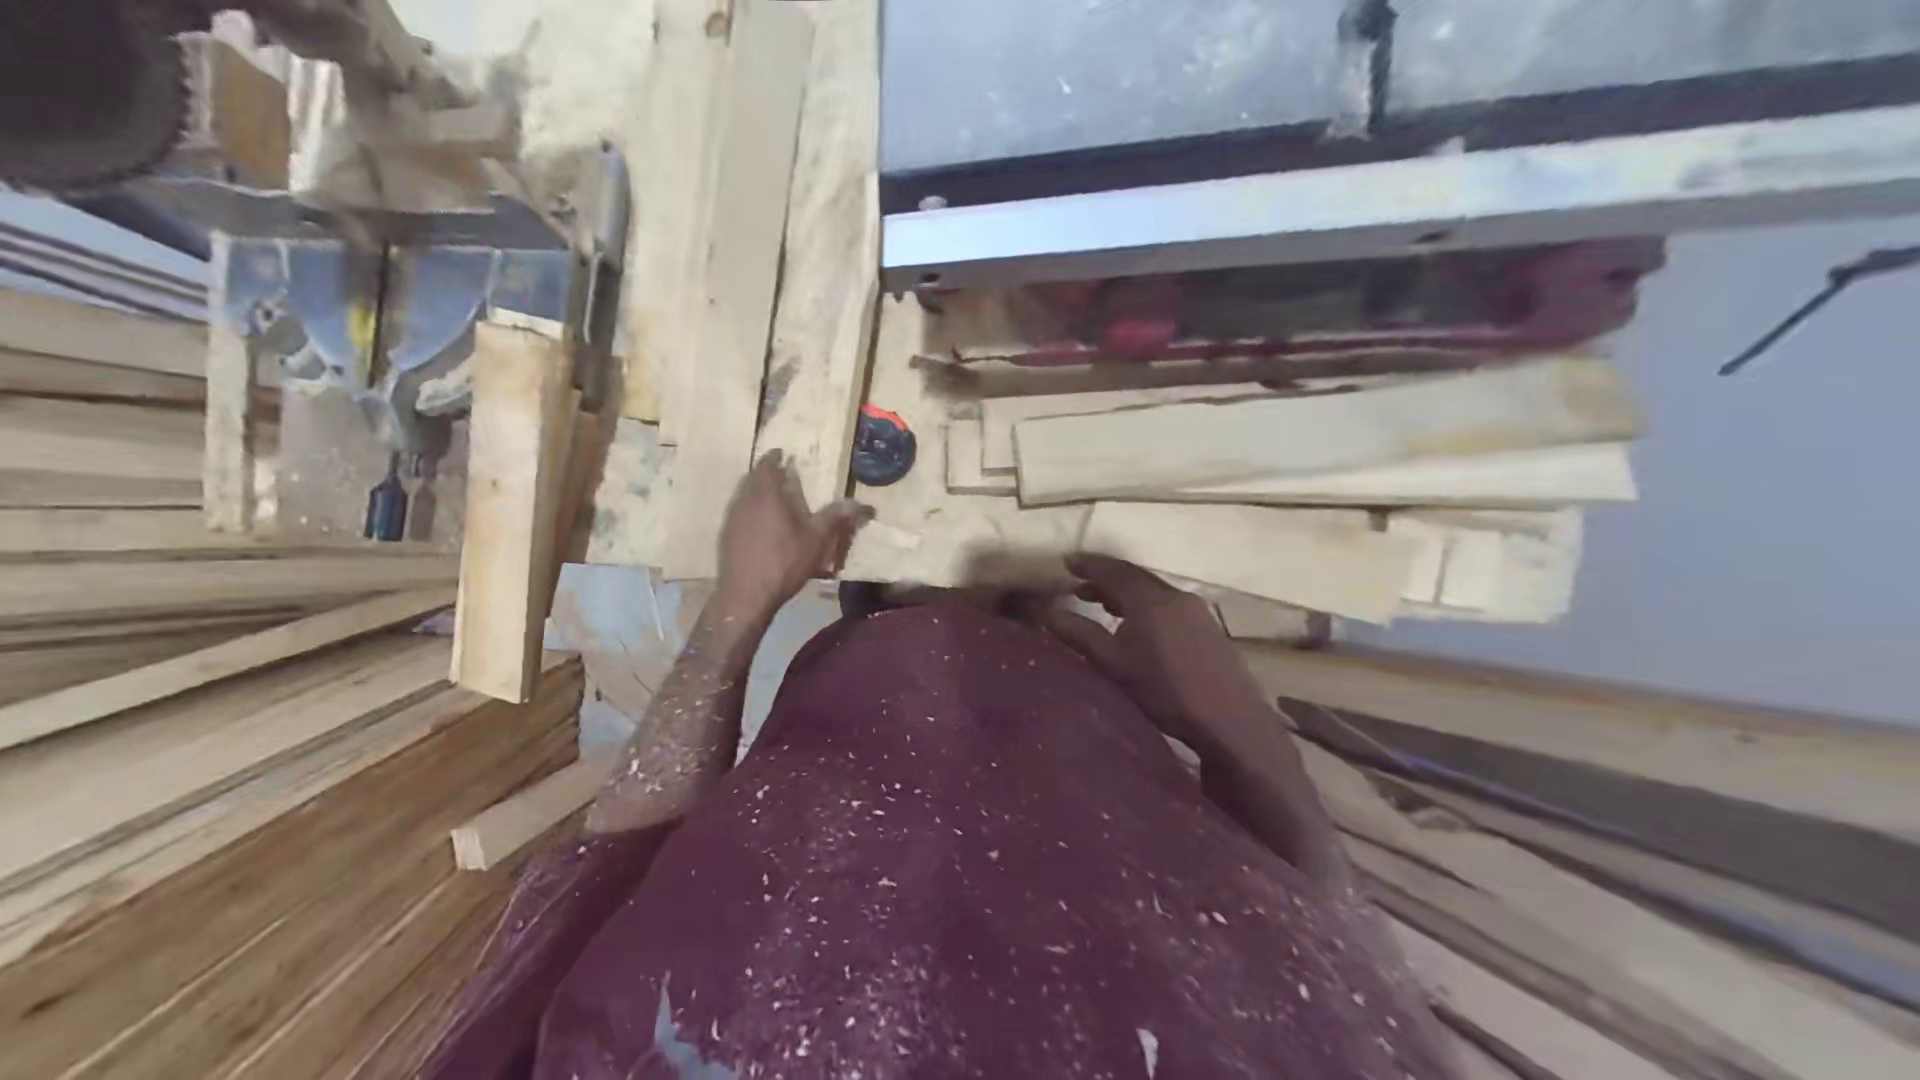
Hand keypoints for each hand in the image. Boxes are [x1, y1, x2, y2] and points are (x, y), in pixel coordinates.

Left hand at [714, 451, 870, 623]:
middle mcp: (744, 501)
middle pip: (753, 479)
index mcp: (765, 494)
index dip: (775, 457)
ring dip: (760, 496)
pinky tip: (765, 529)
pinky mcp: (726, 537)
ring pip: (745, 497)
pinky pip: (741, 515)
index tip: (785, 455)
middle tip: (785, 479)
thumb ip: (837, 517)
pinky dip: (753, 514)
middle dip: (768, 476)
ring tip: (778, 503)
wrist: (746, 596)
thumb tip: (864, 504)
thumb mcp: (817, 540)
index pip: (766, 464)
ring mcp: (731, 520)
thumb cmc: (784, 562)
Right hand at [1038, 555, 1270, 753]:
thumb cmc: (1165, 692)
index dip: (1087, 564)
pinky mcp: (1207, 625)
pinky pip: (1167, 602)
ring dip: (1124, 591)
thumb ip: (1078, 633)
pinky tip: (1136, 623)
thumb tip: (1045, 611)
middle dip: (1104, 577)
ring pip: (1151, 590)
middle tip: (1077, 583)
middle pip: (1134, 576)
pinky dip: (1143, 603)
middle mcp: (1174, 595)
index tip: (1065, 562)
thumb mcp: (1113, 665)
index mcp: (1150, 599)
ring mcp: (1195, 609)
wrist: (1230, 721)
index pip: (1113, 570)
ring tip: (1100, 602)